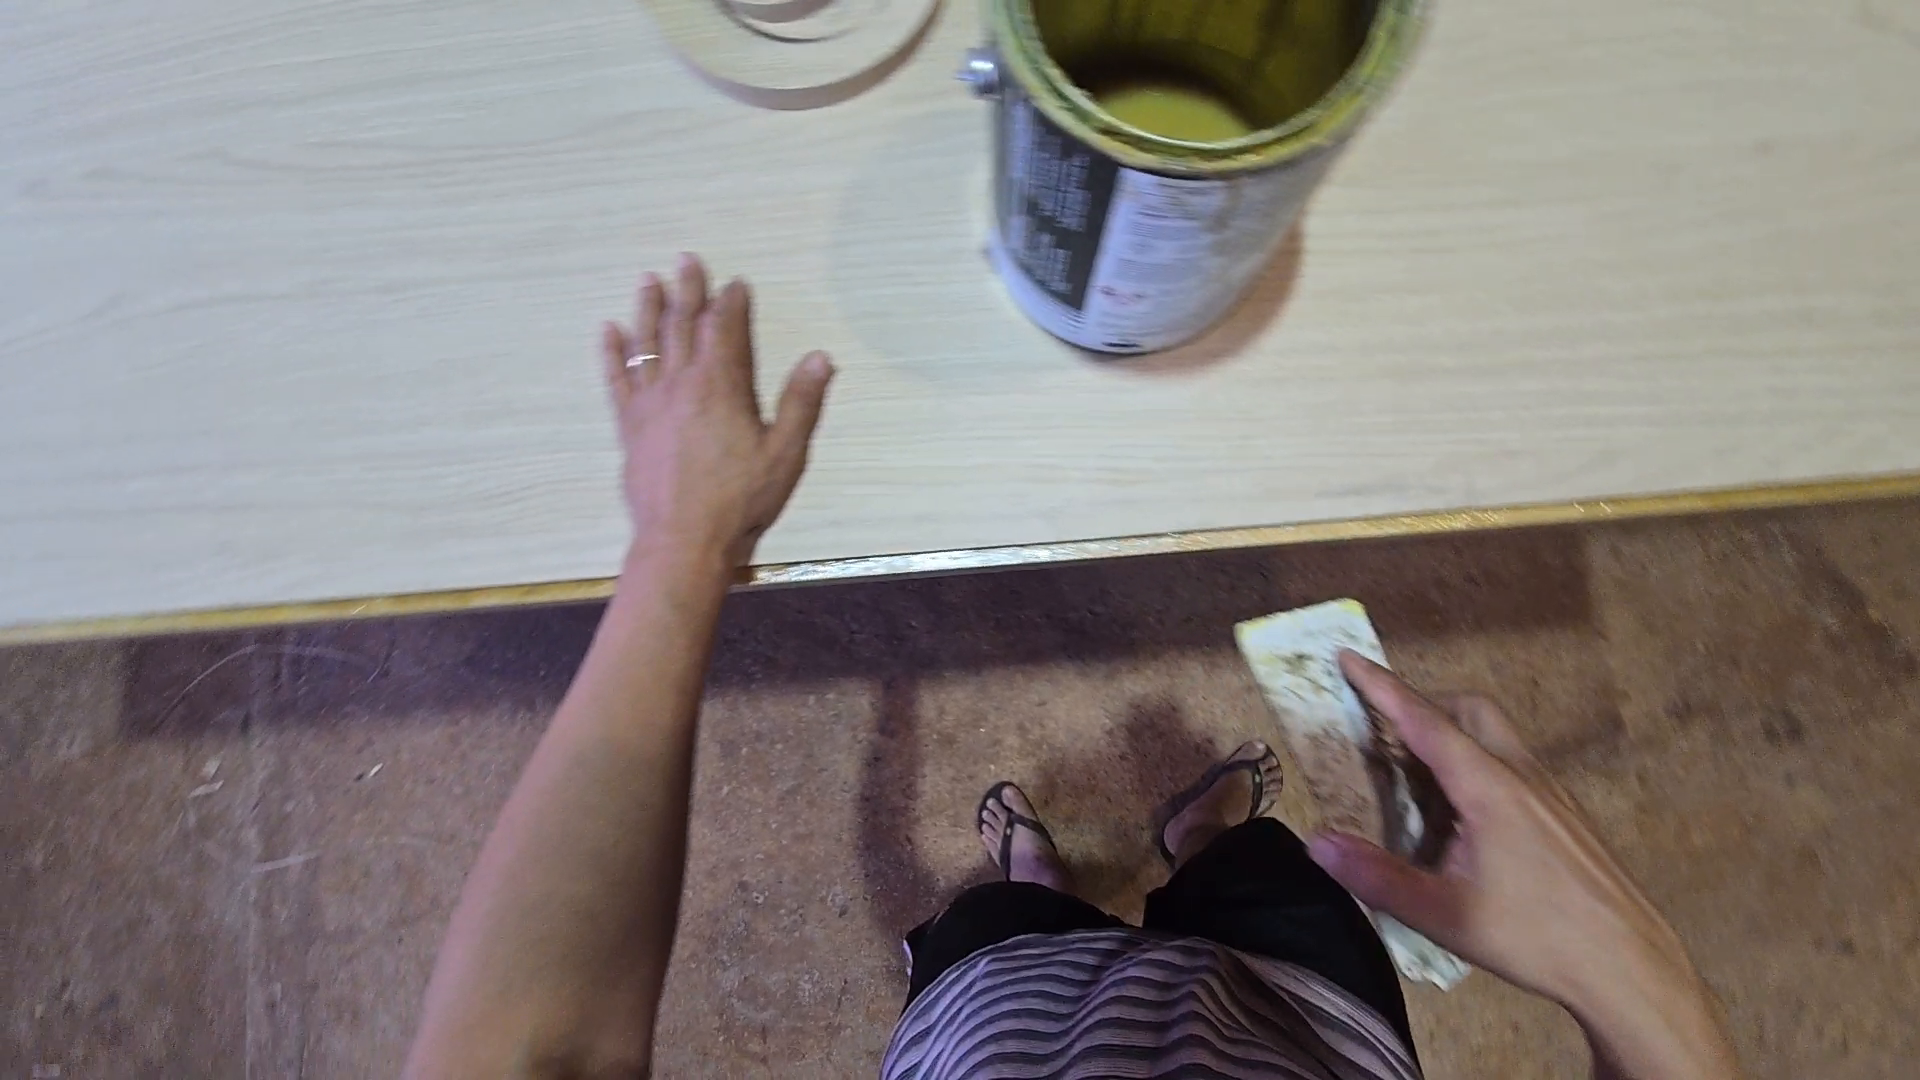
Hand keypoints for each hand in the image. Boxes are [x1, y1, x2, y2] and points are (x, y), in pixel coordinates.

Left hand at [601, 254, 833, 567]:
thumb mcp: (786, 453)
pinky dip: (613, 353)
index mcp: (721, 387)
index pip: (725, 331)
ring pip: (646, 344)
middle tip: (686, 260)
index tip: (736, 283)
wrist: (684, 539)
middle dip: (688, 291)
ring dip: (648, 309)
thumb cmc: (742, 499)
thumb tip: (821, 357)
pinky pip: (617, 380)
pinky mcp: (630, 427)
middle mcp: (681, 385)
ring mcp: (650, 405)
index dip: (732, 303)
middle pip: (682, 326)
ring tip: (648, 280)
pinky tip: (609, 332)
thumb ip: (802, 403)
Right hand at [1310, 652, 1740, 1079]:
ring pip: (1495, 733)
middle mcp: (1520, 776)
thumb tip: (1316, 842)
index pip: (1424, 720)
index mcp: (1488, 788)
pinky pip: (1511, 762)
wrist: (1639, 977)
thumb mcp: (1445, 915)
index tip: (1348, 656)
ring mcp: (1551, 794)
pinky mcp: (1565, 816)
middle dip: (1423, 702)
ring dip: (1450, 731)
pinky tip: (1464, 814)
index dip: (1381, 685)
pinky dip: (1474, 760)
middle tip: (1385, 728)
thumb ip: (1376, 876)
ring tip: (1418, 773)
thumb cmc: (1538, 939)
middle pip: (1469, 709)